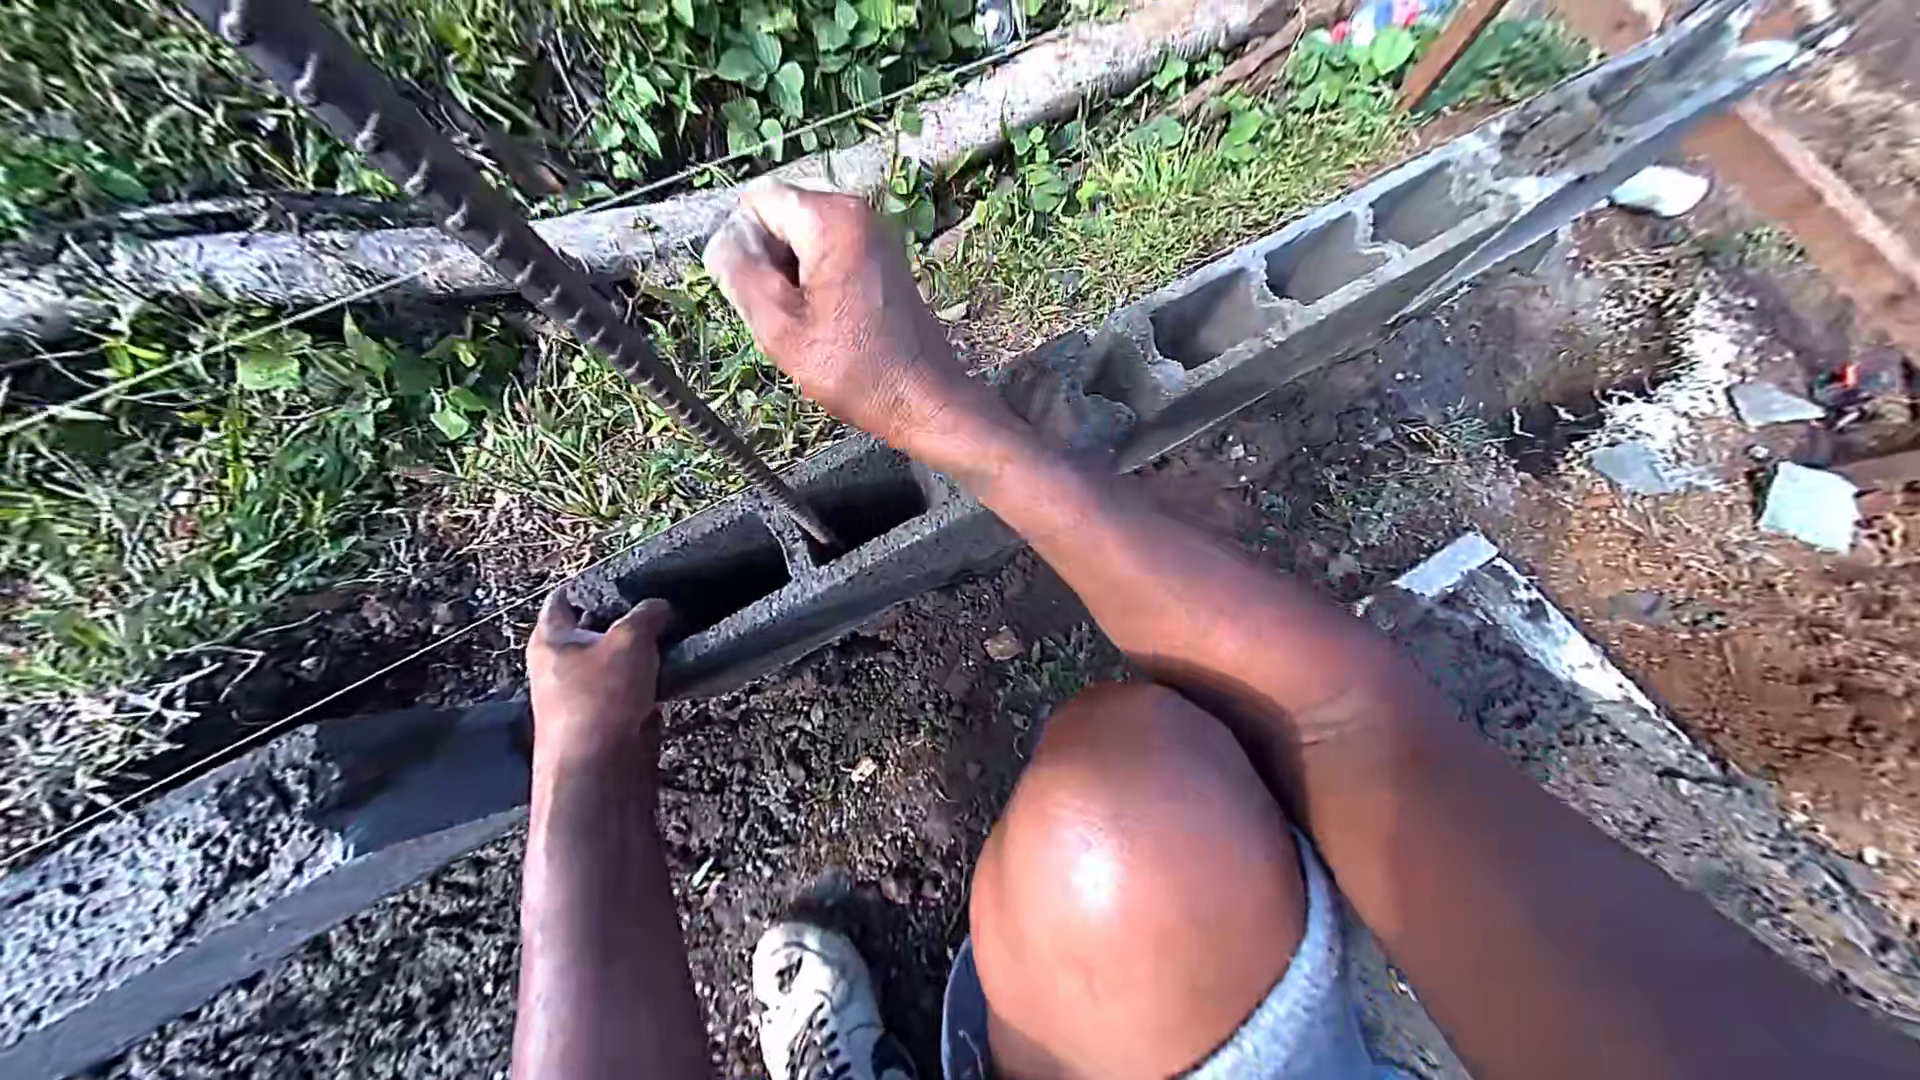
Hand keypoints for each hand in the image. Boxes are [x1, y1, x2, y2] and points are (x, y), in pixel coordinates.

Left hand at [526, 591, 671, 761]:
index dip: (595, 582)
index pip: (566, 597)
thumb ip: (648, 614)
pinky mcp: (606, 712)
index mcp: (551, 639)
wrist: (600, 767)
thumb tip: (661, 607)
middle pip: (595, 626)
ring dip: (642, 647)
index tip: (628, 576)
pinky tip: (673, 666)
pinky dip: (649, 673)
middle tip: (660, 604)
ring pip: (615, 655)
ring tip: (674, 632)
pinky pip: (630, 682)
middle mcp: (560, 663)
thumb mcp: (631, 639)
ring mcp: (582, 690)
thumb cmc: (601, 697)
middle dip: (627, 615)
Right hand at [702, 180, 1020, 467]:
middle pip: (784, 220)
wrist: (924, 400)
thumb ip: (739, 274)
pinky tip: (831, 328)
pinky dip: (820, 289)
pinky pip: (834, 261)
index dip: (744, 248)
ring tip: (811, 329)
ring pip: (806, 245)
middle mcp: (861, 215)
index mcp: (834, 219)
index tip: (761, 298)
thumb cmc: (857, 371)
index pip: (757, 203)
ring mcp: (879, 239)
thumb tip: (723, 244)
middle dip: (772, 266)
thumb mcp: (780, 327)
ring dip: (794, 283)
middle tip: (788, 320)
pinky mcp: (887, 265)